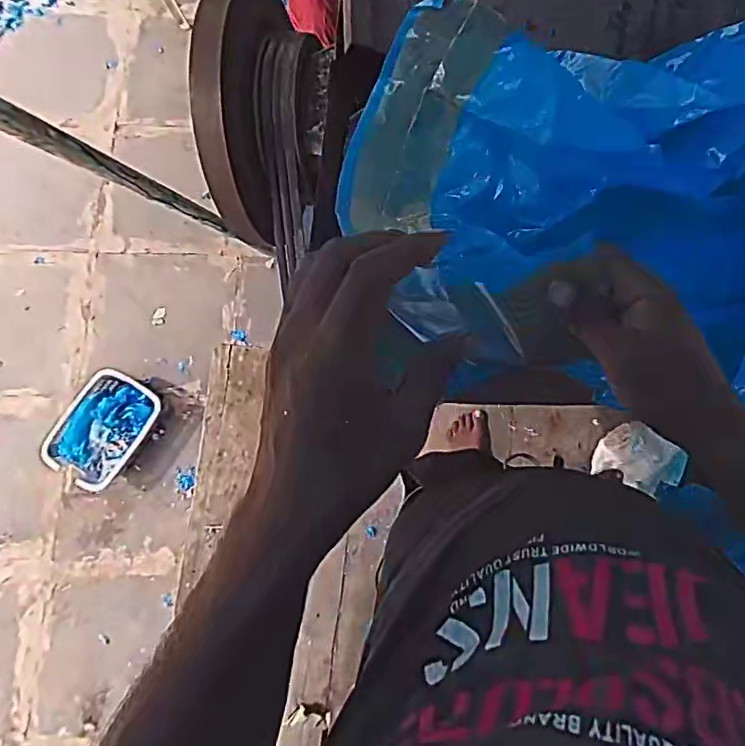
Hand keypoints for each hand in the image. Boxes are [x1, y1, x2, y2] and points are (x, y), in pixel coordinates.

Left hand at [252, 232, 459, 547]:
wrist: (288, 504)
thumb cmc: (351, 470)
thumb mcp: (406, 425)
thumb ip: (434, 371)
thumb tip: (464, 338)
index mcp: (336, 348)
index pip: (368, 274)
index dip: (407, 250)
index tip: (440, 243)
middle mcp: (303, 331)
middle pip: (335, 257)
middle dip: (380, 241)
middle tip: (419, 246)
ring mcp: (285, 337)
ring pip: (313, 268)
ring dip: (356, 253)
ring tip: (394, 260)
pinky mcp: (279, 347)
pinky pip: (306, 288)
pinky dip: (338, 273)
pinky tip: (364, 293)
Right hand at [548, 245, 743, 433]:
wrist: (705, 426)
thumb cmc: (660, 385)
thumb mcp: (616, 350)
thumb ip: (586, 316)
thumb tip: (555, 286)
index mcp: (649, 292)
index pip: (609, 259)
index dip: (577, 263)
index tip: (545, 276)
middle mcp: (655, 299)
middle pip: (612, 278)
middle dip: (579, 285)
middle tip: (542, 298)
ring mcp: (658, 321)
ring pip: (615, 302)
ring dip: (587, 307)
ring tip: (553, 316)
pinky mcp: (656, 342)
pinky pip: (622, 322)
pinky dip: (600, 325)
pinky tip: (578, 338)